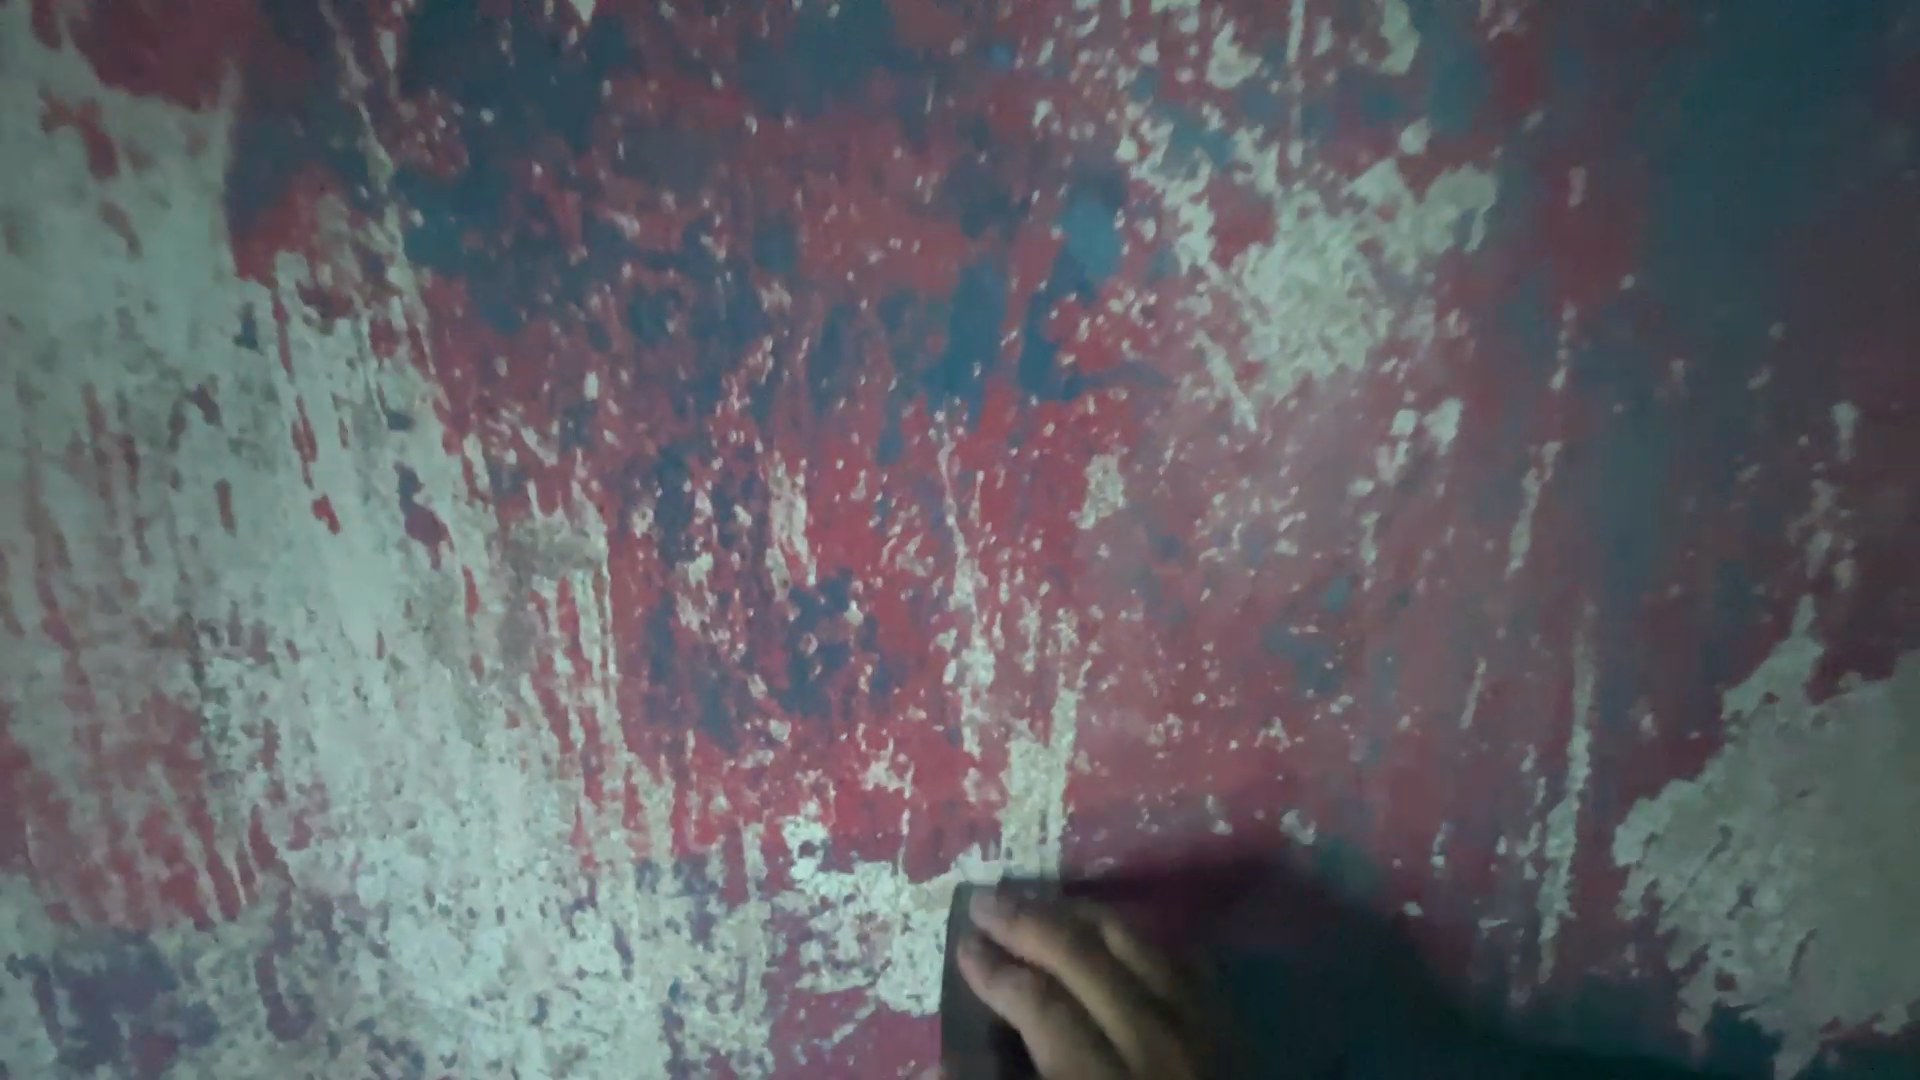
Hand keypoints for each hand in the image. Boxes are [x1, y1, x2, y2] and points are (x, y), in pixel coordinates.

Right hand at [957, 889, 1219, 1079]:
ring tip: (1035, 899)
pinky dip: (1139, 935)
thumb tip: (938, 1064)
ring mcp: (1206, 1035)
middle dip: (1027, 923)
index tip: (963, 946)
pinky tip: (1109, 924)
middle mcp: (1160, 1050)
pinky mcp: (1234, 1031)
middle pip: (1086, 960)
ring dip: (1078, 914)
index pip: (1043, 1008)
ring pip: (1135, 943)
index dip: (997, 973)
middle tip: (984, 901)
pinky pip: (1183, 958)